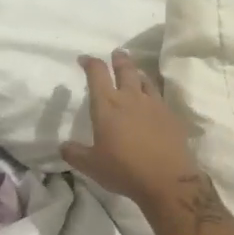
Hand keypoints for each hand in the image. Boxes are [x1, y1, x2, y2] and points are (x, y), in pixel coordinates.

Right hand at [61, 51, 198, 206]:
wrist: (166, 180)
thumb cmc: (123, 169)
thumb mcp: (91, 165)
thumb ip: (74, 154)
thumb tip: (63, 146)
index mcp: (107, 105)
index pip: (96, 73)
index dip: (90, 62)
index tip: (84, 59)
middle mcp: (130, 97)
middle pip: (125, 69)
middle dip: (119, 59)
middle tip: (117, 54)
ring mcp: (154, 105)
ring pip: (145, 80)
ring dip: (138, 74)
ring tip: (135, 74)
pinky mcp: (171, 116)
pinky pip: (160, 97)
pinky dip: (153, 94)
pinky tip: (153, 102)